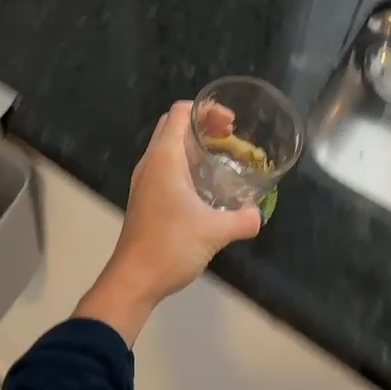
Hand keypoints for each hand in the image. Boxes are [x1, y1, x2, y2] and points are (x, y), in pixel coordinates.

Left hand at [72, 101, 261, 345]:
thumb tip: (257, 215)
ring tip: (222, 154)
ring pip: (168, 144)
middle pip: (174, 124)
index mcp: (164, 158)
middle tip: (230, 135)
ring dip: (194, 141)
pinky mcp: (145, 196)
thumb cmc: (170, 246)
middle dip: (203, 122)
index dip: (206, 109)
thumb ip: (242, 220)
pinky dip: (186, 160)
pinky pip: (166, 164)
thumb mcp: (214, 232)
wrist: (133, 279)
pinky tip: (205, 182)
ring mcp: (145, 180)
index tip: (231, 123)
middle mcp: (151, 162)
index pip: (180, 113)